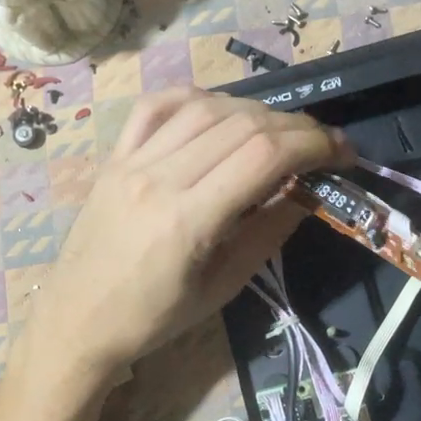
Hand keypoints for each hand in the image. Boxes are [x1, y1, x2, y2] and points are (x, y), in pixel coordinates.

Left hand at [27, 88, 350, 372]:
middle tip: (322, 144)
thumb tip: (310, 191)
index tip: (343, 153)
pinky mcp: (114, 156)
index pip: (263, 155)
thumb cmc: (153, 318)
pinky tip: (221, 111)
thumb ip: (268, 232)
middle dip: (295, 127)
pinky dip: (197, 99)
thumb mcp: (223, 287)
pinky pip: (157, 107)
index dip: (314, 144)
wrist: (77, 321)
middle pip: (242, 125)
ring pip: (205, 109)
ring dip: (254, 111)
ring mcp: (131, 161)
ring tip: (279, 132)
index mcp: (187, 220)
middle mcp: (158, 178)